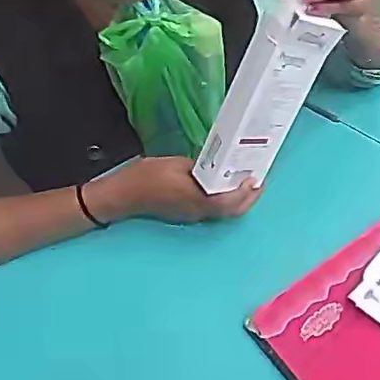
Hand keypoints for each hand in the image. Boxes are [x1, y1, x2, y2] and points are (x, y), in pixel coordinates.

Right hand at [86, 157, 262, 224]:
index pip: (230, 202)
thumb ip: (201, 166)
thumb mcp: (176, 164)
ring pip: (224, 212)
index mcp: (197, 200)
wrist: (120, 197)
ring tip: (246, 182)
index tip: (256, 180)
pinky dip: (225, 200)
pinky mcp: (186, 213)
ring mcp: (192, 215)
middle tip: (258, 182)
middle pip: (232, 211)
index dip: (246, 193)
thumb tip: (216, 165)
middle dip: (249, 198)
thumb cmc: (145, 178)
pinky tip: (225, 187)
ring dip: (238, 200)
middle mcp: (199, 212)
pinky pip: (213, 209)